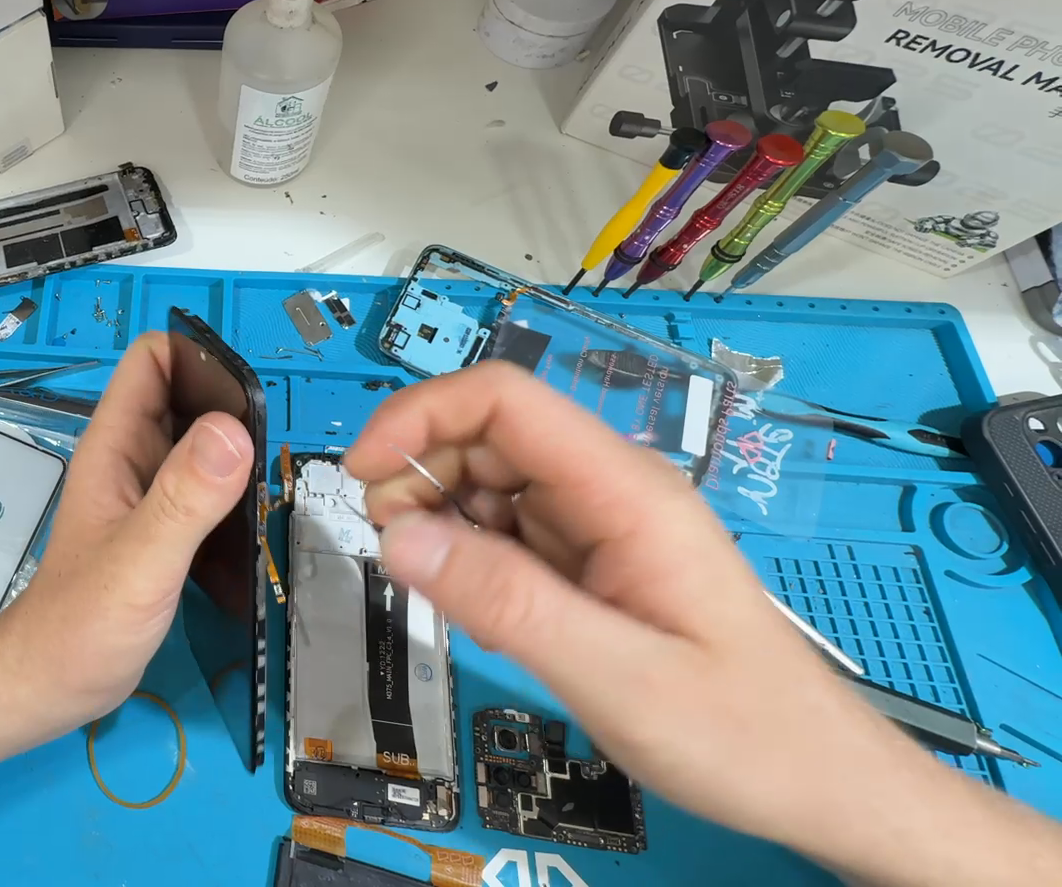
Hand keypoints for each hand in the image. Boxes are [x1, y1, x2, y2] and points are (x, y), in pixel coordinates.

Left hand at [0, 332, 253, 731]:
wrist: (51, 685)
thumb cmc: (84, 623)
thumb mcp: (141, 560)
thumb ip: (185, 498)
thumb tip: (234, 428)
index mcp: (115, 446)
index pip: (152, 361)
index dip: (197, 357)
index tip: (249, 390)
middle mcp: (131, 457)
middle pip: (183, 395)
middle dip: (229, 404)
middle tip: (276, 445)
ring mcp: (145, 492)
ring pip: (197, 441)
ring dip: (235, 447)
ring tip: (275, 479)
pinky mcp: (160, 525)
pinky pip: (202, 485)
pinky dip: (230, 488)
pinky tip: (256, 516)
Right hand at [342, 363, 947, 859]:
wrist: (827, 792)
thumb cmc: (742, 736)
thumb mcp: (617, 678)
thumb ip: (504, 602)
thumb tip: (395, 537)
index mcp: (621, 489)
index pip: (503, 399)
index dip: (420, 415)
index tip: (362, 473)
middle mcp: (600, 487)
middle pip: (481, 432)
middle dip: (414, 470)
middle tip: (387, 542)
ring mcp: (588, 518)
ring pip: (479, 475)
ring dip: (431, 511)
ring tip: (427, 579)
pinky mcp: (576, 552)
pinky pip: (494, 524)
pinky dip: (458, 547)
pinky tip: (465, 598)